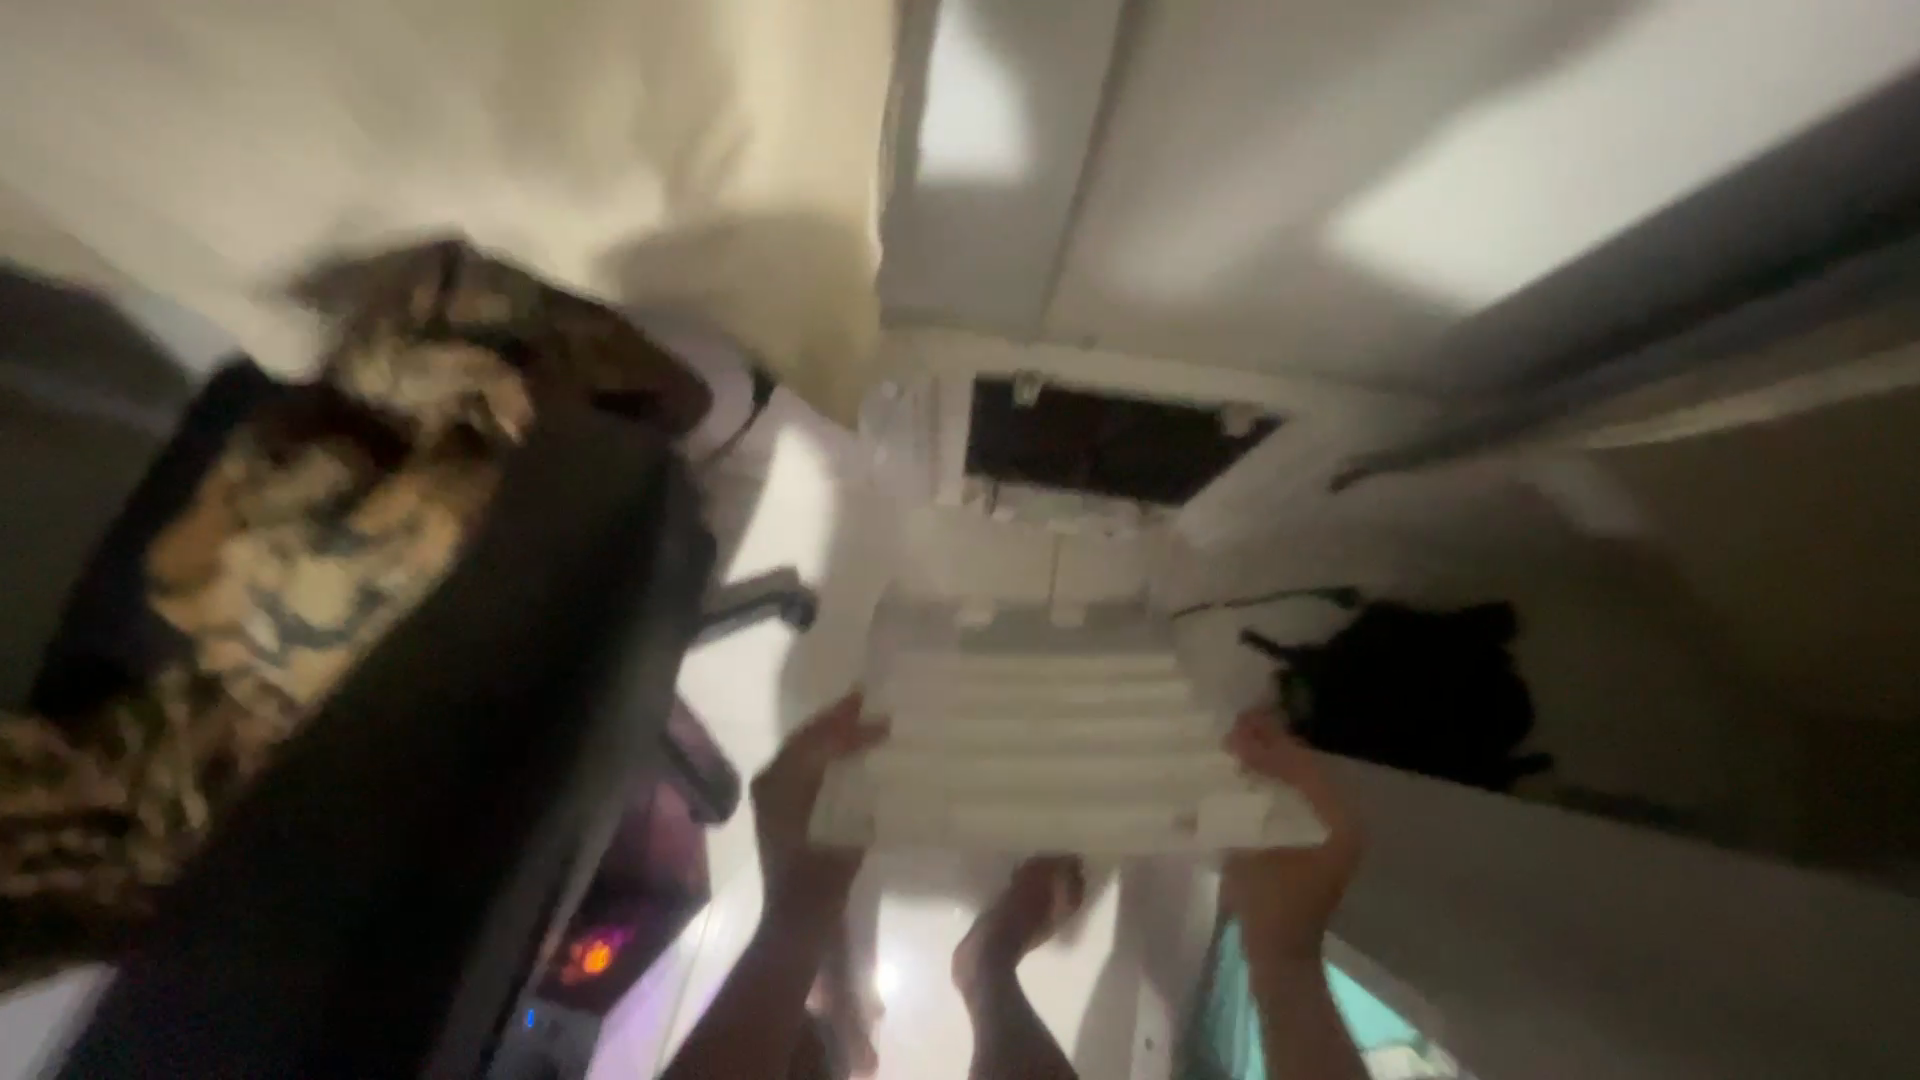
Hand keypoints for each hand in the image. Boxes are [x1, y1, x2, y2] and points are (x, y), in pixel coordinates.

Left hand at [751, 690, 888, 924]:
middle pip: (807, 739)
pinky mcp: (785, 808)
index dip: (847, 727)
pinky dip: (828, 752)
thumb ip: (855, 795)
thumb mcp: (842, 836)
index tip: (879, 717)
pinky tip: (852, 750)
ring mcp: (775, 795)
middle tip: (869, 700)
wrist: (795, 926)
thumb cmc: (818, 886)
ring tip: (864, 717)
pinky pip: (807, 764)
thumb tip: (876, 754)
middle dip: (837, 720)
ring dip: (833, 734)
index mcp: (780, 786)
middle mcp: (771, 783)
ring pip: (806, 749)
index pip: (815, 742)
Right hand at [1221, 708, 1362, 959]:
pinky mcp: (1309, 842)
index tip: (1235, 727)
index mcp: (1338, 818)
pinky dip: (1266, 782)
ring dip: (1265, 761)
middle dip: (1268, 745)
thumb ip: (1249, 789)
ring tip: (1233, 741)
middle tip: (1233, 724)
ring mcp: (1328, 832)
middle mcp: (1341, 819)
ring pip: (1296, 780)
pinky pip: (1289, 797)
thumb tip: (1236, 742)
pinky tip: (1240, 773)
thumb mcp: (1255, 839)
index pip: (1303, 765)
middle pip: (1303, 768)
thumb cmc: (1270, 900)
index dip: (1269, 743)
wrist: (1278, 954)